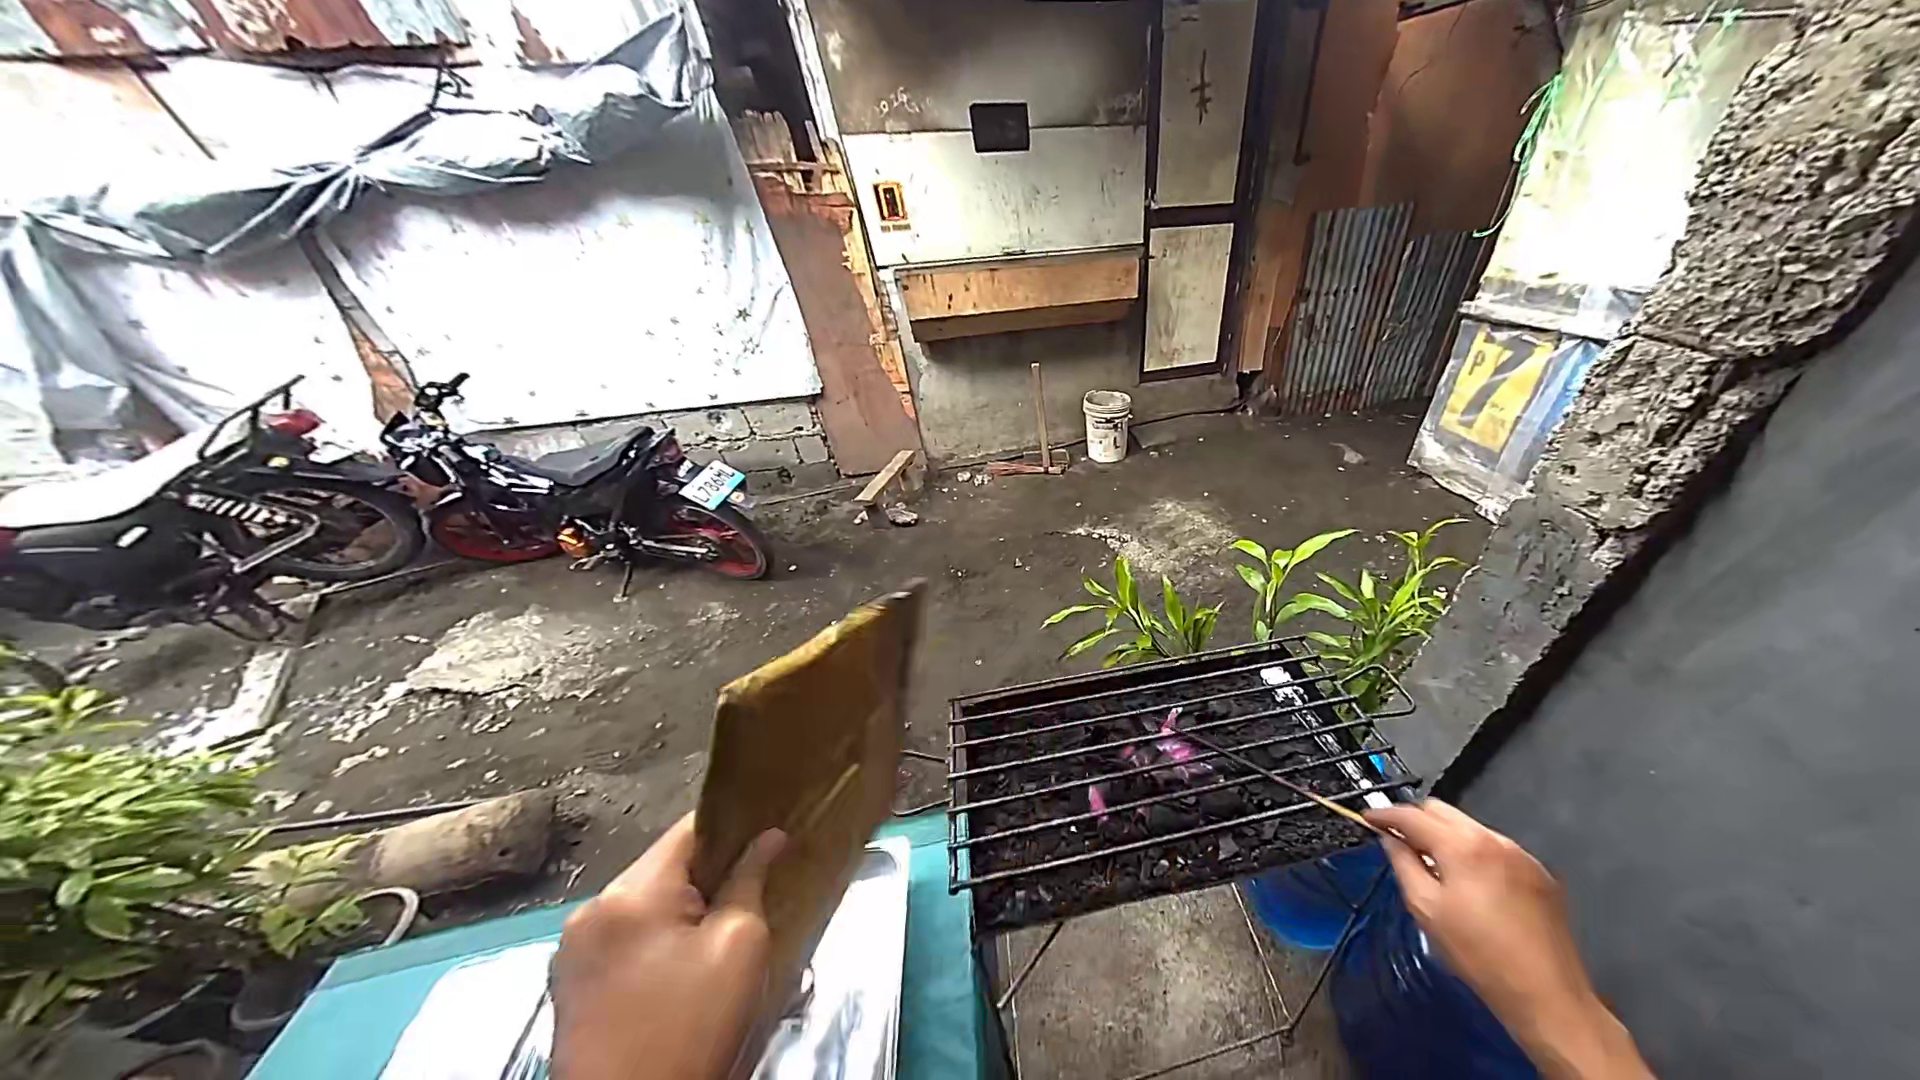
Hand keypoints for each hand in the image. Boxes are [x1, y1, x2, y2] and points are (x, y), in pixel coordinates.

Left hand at [551, 813, 786, 1079]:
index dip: (734, 831)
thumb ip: (752, 880)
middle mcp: (592, 909)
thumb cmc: (690, 1031)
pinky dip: (656, 937)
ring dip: (683, 908)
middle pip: (667, 865)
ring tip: (716, 938)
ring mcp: (573, 948)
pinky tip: (679, 968)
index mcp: (631, 893)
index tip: (765, 843)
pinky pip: (625, 934)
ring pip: (646, 900)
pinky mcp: (569, 981)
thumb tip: (769, 838)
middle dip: (709, 877)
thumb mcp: (739, 946)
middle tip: (746, 900)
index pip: (691, 829)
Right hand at [1366, 799, 1653, 1079]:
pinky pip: (1493, 846)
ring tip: (1433, 863)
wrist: (1547, 996)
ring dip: (1443, 834)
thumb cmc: (1477, 953)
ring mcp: (1521, 856)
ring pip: (1467, 826)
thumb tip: (1390, 840)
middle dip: (1414, 819)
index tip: (1368, 818)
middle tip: (1398, 840)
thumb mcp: (1424, 906)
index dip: (1383, 814)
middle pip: (1440, 810)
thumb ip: (1401, 862)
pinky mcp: (1539, 874)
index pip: (1411, 815)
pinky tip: (1468, 879)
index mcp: (1462, 846)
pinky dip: (1471, 850)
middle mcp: (1494, 841)